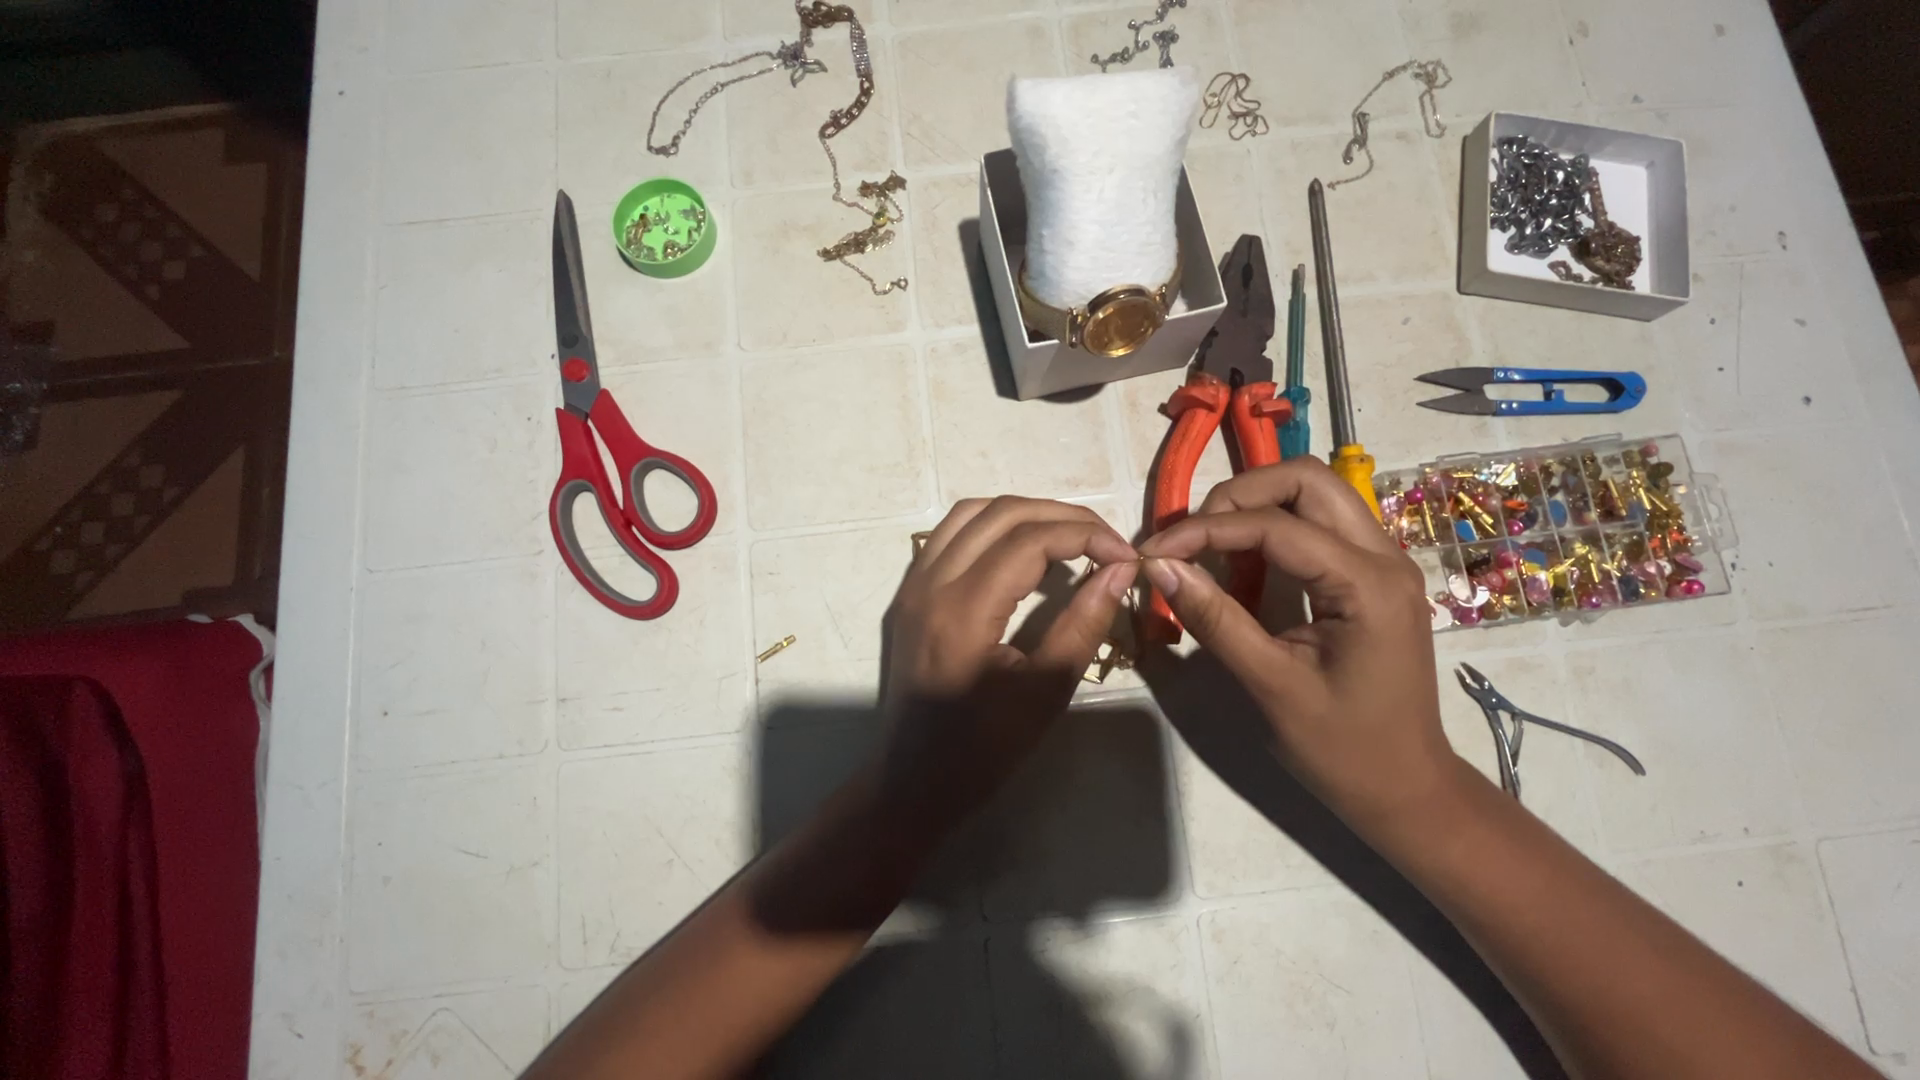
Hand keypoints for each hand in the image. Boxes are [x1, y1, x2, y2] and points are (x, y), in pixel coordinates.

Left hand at [875, 497, 1138, 831]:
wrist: (913, 781)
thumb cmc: (982, 749)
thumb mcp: (1045, 691)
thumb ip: (1084, 623)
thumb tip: (1121, 571)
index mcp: (963, 610)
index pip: (1030, 540)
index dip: (1085, 536)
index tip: (1125, 558)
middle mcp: (931, 583)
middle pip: (1001, 513)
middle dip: (1061, 516)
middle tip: (1105, 542)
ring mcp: (913, 585)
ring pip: (970, 513)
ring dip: (1023, 513)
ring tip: (1068, 537)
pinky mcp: (909, 593)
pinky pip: (949, 534)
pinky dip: (991, 526)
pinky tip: (1020, 548)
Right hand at [1136, 460, 1455, 832]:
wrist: (1405, 788)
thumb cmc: (1342, 748)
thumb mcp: (1271, 685)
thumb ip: (1216, 619)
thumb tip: (1159, 566)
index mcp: (1368, 584)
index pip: (1276, 525)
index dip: (1206, 530)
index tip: (1155, 552)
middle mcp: (1385, 557)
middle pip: (1307, 479)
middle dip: (1238, 495)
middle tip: (1191, 537)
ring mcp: (1384, 562)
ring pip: (1315, 494)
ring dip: (1256, 506)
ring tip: (1209, 546)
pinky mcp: (1372, 576)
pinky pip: (1320, 524)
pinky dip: (1274, 527)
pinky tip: (1242, 563)